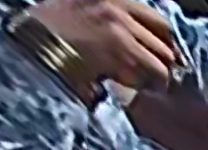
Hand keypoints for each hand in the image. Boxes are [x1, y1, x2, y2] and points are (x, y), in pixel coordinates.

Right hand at [28, 0, 177, 89]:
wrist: (42, 45)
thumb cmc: (63, 31)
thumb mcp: (91, 12)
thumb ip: (123, 21)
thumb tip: (165, 46)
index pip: (159, 22)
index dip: (165, 43)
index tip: (162, 55)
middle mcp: (116, 8)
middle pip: (165, 45)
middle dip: (163, 62)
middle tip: (153, 73)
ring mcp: (120, 27)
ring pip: (163, 61)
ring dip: (157, 76)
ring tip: (140, 78)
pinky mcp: (124, 49)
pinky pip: (157, 74)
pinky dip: (151, 84)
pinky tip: (133, 83)